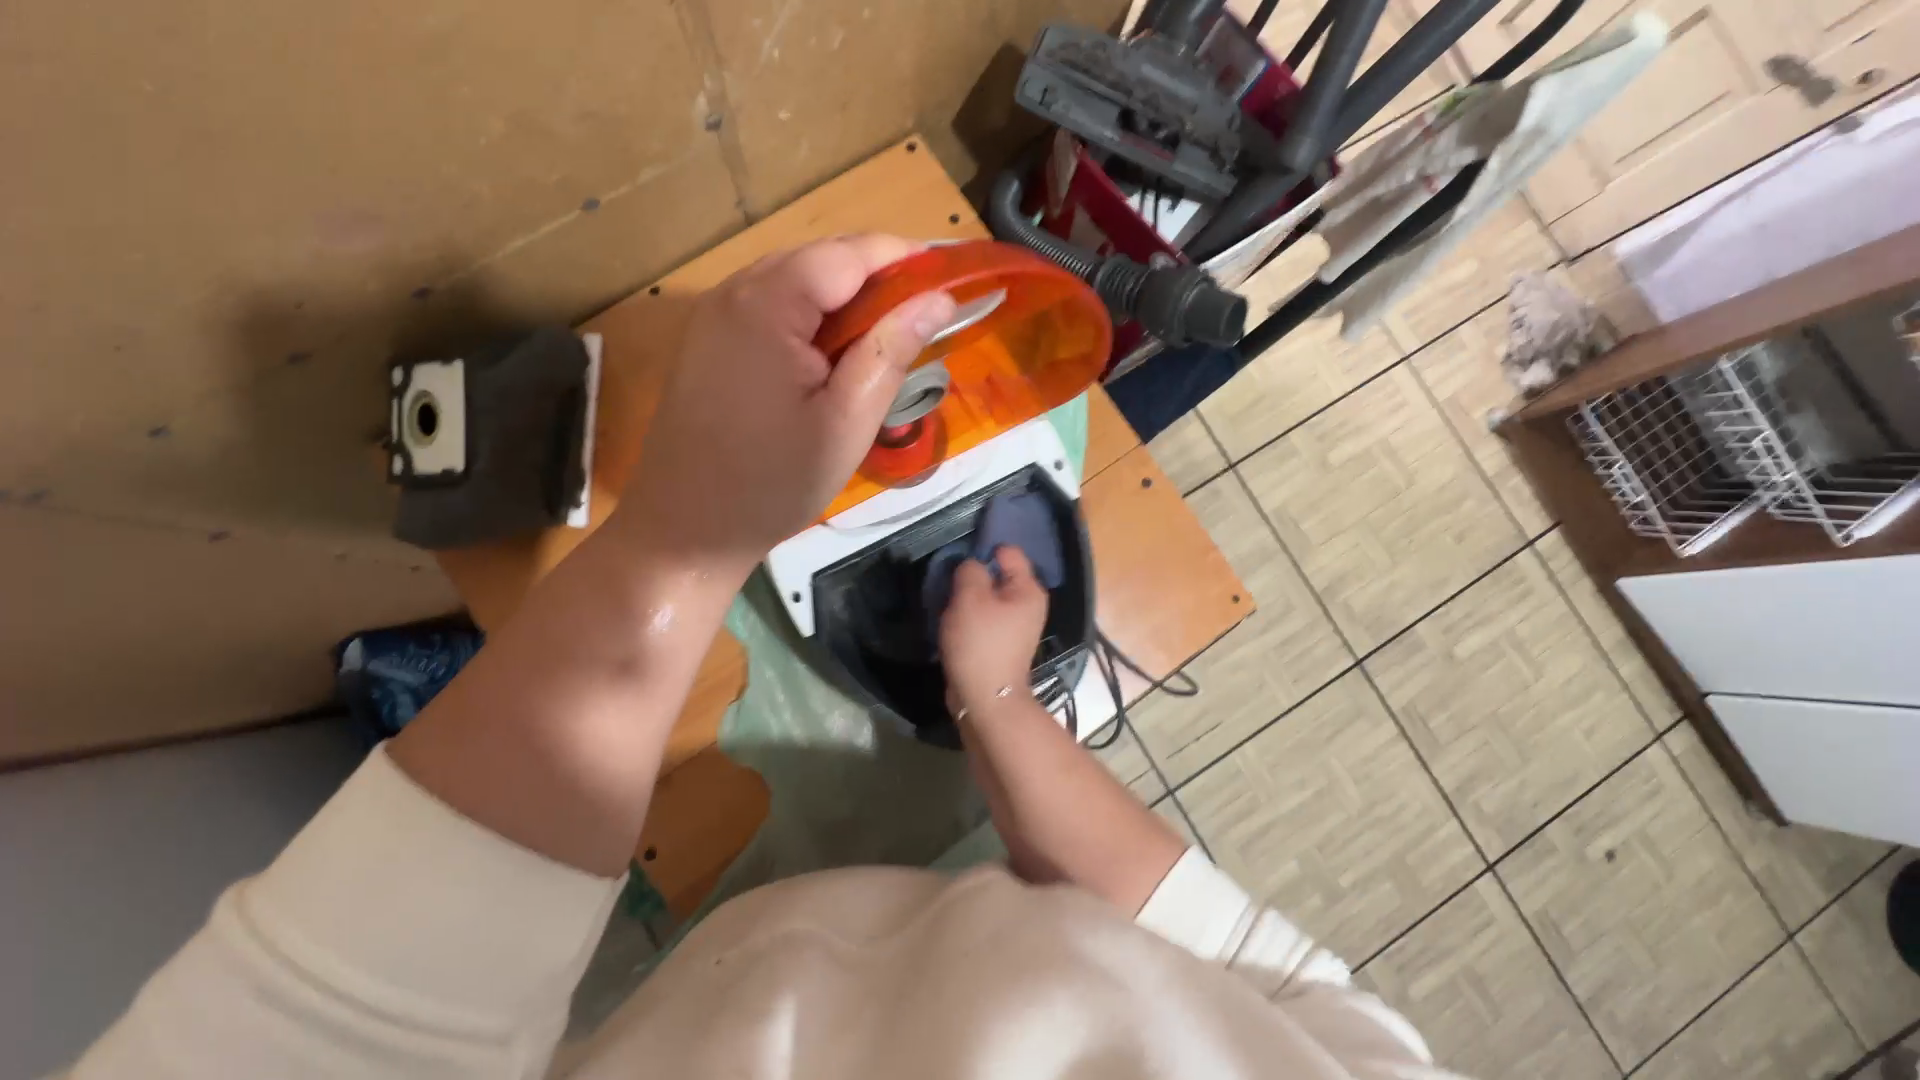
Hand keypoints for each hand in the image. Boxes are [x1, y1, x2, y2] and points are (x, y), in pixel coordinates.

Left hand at [616, 234, 956, 576]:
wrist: (685, 529)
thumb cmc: (772, 482)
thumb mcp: (847, 422)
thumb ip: (892, 351)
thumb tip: (939, 299)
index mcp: (766, 305)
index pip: (849, 254)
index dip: (905, 259)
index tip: (951, 280)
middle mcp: (733, 292)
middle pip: (820, 259)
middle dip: (878, 279)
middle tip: (925, 317)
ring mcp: (713, 315)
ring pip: (796, 281)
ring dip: (845, 300)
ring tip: (887, 339)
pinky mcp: (708, 341)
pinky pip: (771, 307)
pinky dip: (811, 318)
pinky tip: (833, 357)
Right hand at [939, 546, 1048, 714]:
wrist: (984, 698)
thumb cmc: (980, 643)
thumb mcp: (970, 598)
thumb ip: (970, 571)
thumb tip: (971, 565)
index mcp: (1029, 589)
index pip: (1008, 552)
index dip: (983, 550)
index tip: (959, 562)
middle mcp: (1028, 605)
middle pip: (997, 575)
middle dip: (972, 577)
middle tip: (950, 584)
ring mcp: (1016, 626)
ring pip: (987, 598)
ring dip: (967, 599)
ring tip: (948, 604)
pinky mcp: (1001, 643)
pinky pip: (983, 618)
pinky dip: (968, 618)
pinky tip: (952, 623)